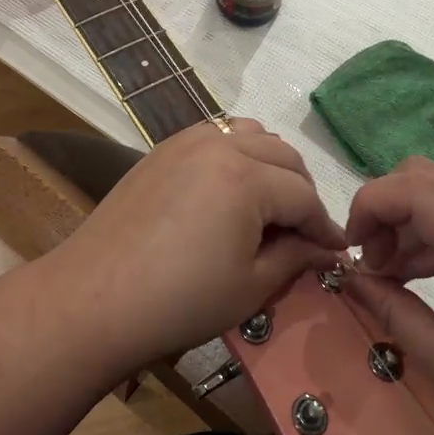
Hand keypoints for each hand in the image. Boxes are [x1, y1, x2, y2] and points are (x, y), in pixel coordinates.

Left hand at [41, 119, 347, 371]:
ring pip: (249, 134)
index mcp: (248, 177)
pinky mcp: (162, 149)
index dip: (324, 226)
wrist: (97, 296)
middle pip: (282, 155)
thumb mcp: (250, 286)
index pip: (304, 194)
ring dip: (270, 164)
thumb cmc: (180, 300)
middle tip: (304, 232)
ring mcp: (187, 141)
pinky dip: (235, 152)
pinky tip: (230, 189)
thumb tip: (325, 249)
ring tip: (269, 205)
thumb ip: (294, 257)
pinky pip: (214, 135)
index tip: (336, 252)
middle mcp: (221, 145)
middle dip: (302, 192)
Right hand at [346, 158, 433, 434]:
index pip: (414, 189)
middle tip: (371, 260)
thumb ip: (392, 311)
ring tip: (388, 274)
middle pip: (426, 177)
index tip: (350, 248)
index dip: (370, 205)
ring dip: (408, 222)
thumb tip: (348, 278)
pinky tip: (418, 276)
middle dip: (386, 209)